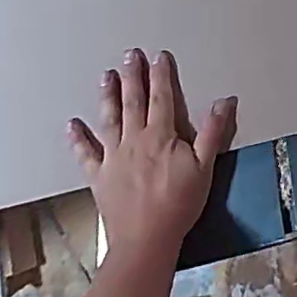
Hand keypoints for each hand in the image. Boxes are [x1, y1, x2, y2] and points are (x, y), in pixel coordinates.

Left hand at [66, 48, 237, 260]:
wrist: (146, 241)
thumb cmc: (178, 204)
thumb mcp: (205, 168)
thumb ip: (213, 132)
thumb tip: (225, 101)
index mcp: (160, 136)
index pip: (162, 98)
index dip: (161, 76)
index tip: (158, 57)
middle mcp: (134, 140)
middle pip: (133, 102)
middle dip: (132, 76)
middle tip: (129, 55)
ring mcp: (113, 157)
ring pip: (109, 119)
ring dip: (107, 96)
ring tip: (106, 76)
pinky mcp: (99, 176)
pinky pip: (86, 154)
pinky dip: (77, 139)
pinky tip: (71, 125)